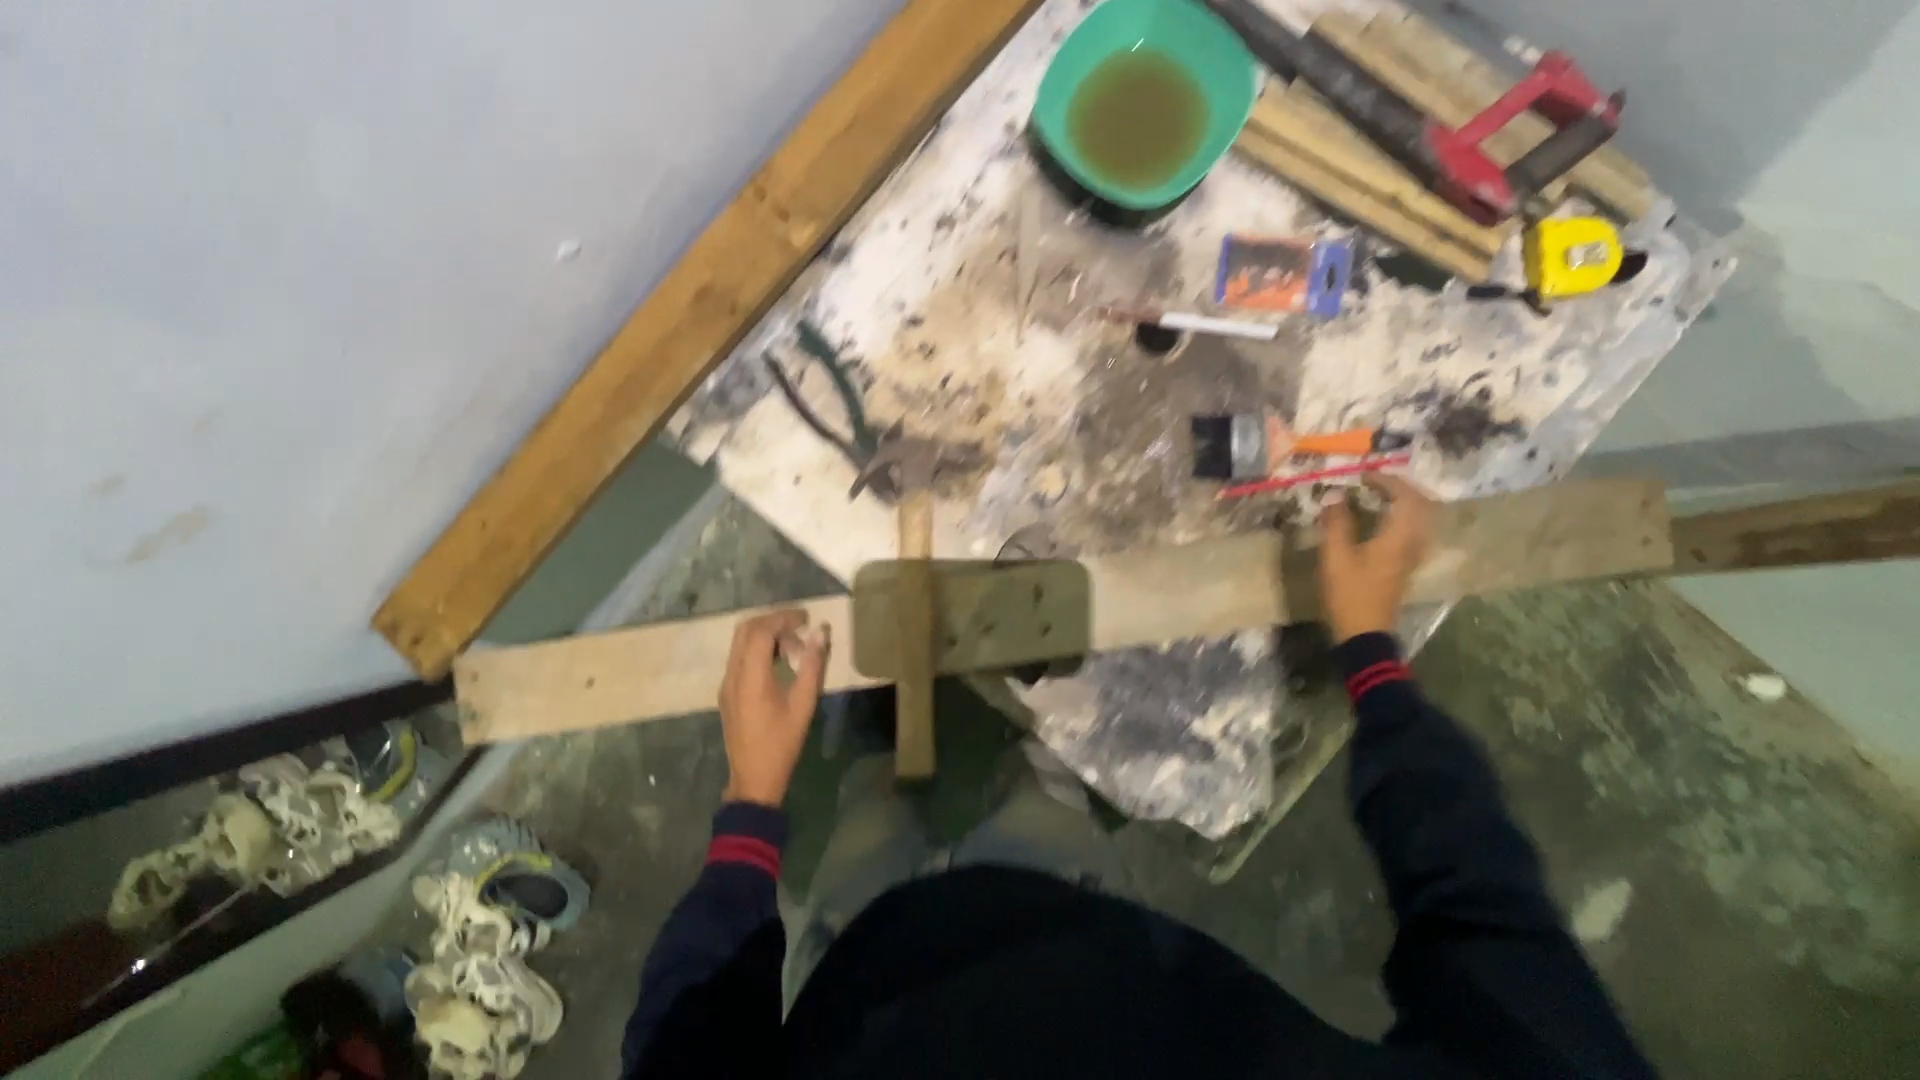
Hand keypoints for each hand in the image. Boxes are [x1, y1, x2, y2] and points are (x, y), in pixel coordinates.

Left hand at [718, 610, 829, 806]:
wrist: (753, 778)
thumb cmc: (782, 743)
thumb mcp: (804, 704)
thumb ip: (812, 665)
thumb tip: (821, 632)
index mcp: (750, 677)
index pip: (761, 631)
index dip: (783, 617)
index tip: (806, 617)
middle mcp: (732, 674)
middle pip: (745, 629)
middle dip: (772, 621)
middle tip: (799, 627)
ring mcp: (726, 683)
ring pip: (740, 642)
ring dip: (765, 635)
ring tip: (792, 647)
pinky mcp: (727, 692)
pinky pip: (739, 657)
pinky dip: (757, 649)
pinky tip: (778, 663)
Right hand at [1318, 475, 1434, 643]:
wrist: (1364, 633)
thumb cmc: (1349, 594)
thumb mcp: (1335, 556)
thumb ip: (1337, 523)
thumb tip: (1335, 495)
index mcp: (1398, 536)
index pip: (1405, 497)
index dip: (1386, 481)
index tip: (1363, 476)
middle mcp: (1413, 542)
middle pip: (1420, 505)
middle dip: (1400, 488)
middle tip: (1374, 483)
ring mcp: (1413, 555)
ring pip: (1420, 518)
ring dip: (1403, 502)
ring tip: (1378, 497)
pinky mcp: (1406, 565)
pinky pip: (1413, 531)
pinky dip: (1401, 518)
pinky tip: (1381, 521)